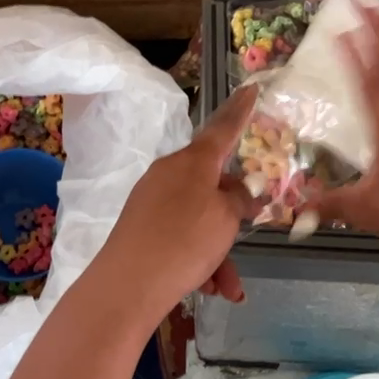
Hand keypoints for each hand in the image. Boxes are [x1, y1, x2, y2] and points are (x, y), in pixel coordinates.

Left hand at [86, 85, 258, 322]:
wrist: (128, 284)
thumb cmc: (184, 240)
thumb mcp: (226, 218)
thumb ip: (239, 200)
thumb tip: (239, 192)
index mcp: (192, 161)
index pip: (223, 128)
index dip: (240, 111)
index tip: (250, 89)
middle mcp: (170, 173)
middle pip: (212, 183)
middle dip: (233, 215)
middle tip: (247, 233)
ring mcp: (153, 199)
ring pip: (200, 219)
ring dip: (219, 252)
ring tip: (229, 287)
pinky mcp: (142, 227)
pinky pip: (181, 237)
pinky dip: (199, 262)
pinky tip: (210, 289)